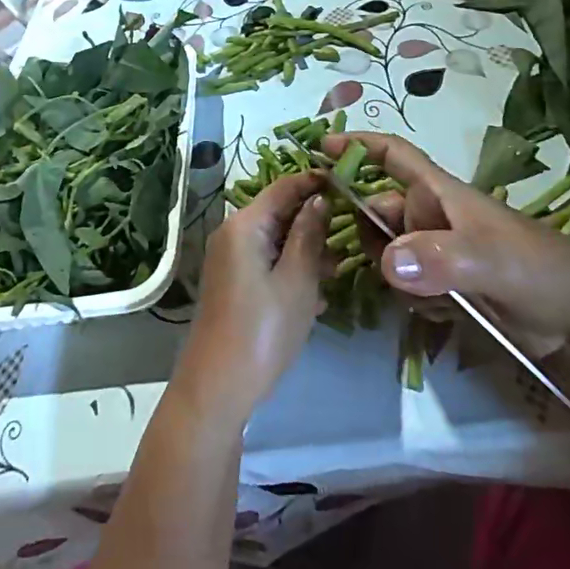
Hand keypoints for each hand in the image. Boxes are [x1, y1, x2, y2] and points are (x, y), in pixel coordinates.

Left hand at [170, 171, 328, 425]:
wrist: (218, 388)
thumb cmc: (263, 330)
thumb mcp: (298, 279)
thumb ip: (310, 233)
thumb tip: (319, 197)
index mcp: (245, 224)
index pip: (285, 186)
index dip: (317, 180)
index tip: (351, 182)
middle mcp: (233, 234)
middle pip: (280, 212)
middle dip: (315, 221)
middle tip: (351, 235)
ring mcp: (230, 259)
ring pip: (276, 239)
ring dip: (307, 250)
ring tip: (335, 273)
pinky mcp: (233, 282)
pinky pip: (267, 262)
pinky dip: (291, 270)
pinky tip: (315, 297)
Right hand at [323, 132, 569, 350]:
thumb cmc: (542, 272)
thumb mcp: (494, 261)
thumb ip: (443, 258)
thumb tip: (387, 259)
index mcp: (442, 194)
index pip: (394, 156)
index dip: (359, 145)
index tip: (321, 148)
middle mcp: (433, 219)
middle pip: (377, 212)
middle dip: (370, 235)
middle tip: (377, 263)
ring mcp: (437, 255)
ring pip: (387, 255)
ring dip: (395, 277)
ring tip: (430, 297)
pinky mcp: (442, 287)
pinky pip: (404, 287)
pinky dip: (413, 301)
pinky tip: (444, 314)